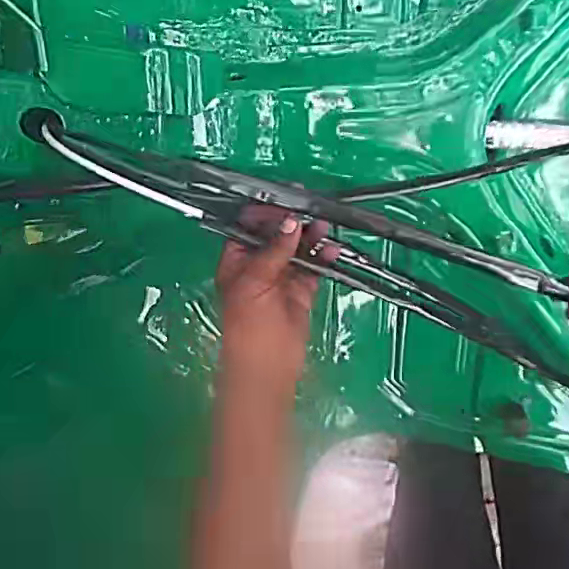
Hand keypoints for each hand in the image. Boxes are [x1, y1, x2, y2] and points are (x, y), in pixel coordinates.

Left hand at [216, 206, 338, 388]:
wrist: (267, 366)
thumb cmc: (249, 325)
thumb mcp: (255, 281)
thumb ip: (274, 250)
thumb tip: (291, 223)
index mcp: (236, 261)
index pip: (249, 228)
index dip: (265, 214)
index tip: (285, 202)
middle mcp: (258, 266)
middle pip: (276, 236)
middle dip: (292, 223)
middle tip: (311, 208)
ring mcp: (280, 278)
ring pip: (297, 250)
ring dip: (311, 237)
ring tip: (324, 226)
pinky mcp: (301, 291)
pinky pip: (313, 268)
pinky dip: (323, 258)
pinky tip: (332, 249)